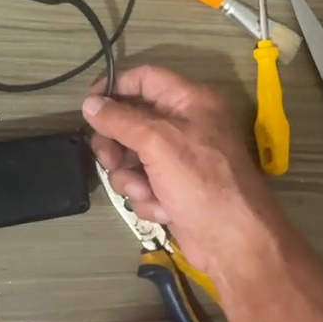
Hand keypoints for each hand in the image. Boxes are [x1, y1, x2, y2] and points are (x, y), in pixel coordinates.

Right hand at [82, 66, 290, 287]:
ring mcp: (179, 160)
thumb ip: (120, 120)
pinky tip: (162, 209)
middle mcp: (186, 125)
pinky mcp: (173, 189)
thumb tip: (90, 104)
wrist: (234, 243)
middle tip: (110, 160)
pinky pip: (143, 183)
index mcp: (192, 101)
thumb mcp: (158, 142)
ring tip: (144, 192)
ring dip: (131, 177)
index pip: (145, 78)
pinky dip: (146, 197)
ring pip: (132, 157)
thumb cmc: (202, 183)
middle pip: (132, 120)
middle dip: (116, 144)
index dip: (115, 87)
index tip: (88, 106)